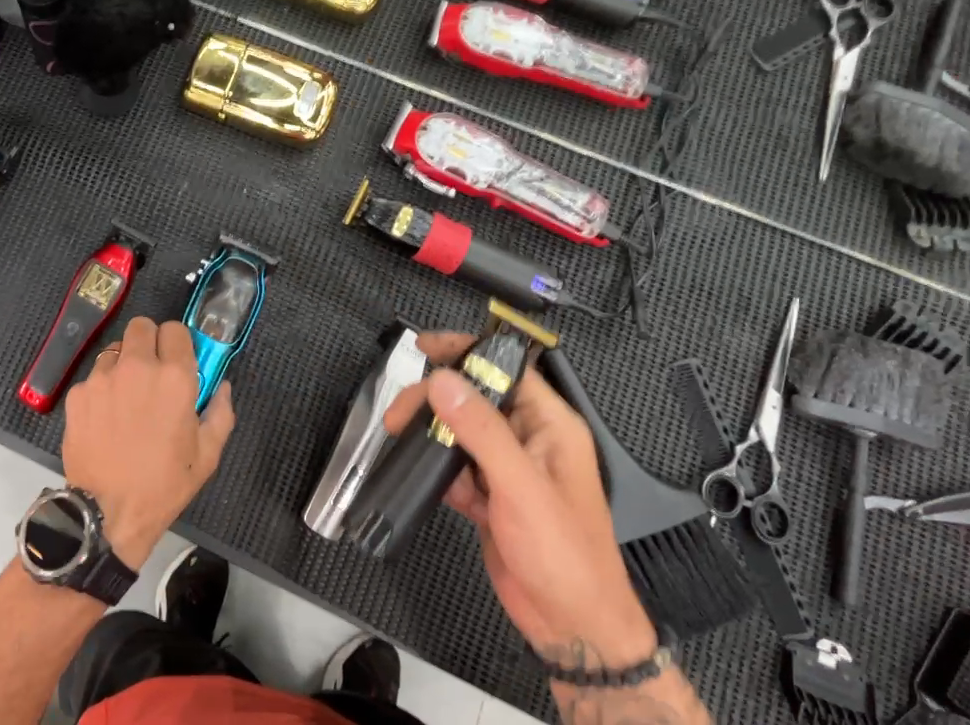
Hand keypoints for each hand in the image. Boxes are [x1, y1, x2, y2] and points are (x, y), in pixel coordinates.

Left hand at [61, 317, 235, 568]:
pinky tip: (105, 419)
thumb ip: (220, 413)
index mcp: (174, 377)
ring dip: (122, 365)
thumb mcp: (207, 455)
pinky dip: (101, 390)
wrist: (108, 512)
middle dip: (148, 342)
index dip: (177, 344)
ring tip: (126, 398)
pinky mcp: (77, 394)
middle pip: (140, 326)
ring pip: (114, 350)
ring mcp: (102, 378)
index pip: (175, 330)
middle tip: (151, 371)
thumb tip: (221, 386)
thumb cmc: (164, 485)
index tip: (177, 361)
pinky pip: (93, 378)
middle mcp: (136, 366)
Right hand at [383, 341, 654, 667]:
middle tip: (400, 413)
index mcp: (551, 426)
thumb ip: (480, 430)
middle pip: (475, 399)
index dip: (468, 352)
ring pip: (461, 433)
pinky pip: (456, 467)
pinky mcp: (491, 495)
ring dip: (433, 437)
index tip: (425, 347)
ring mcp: (509, 469)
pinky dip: (440, 473)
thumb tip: (443, 382)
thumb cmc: (563, 554)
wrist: (570, 623)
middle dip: (436, 401)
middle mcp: (530, 441)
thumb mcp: (520, 485)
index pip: (508, 369)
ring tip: (405, 442)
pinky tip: (435, 486)